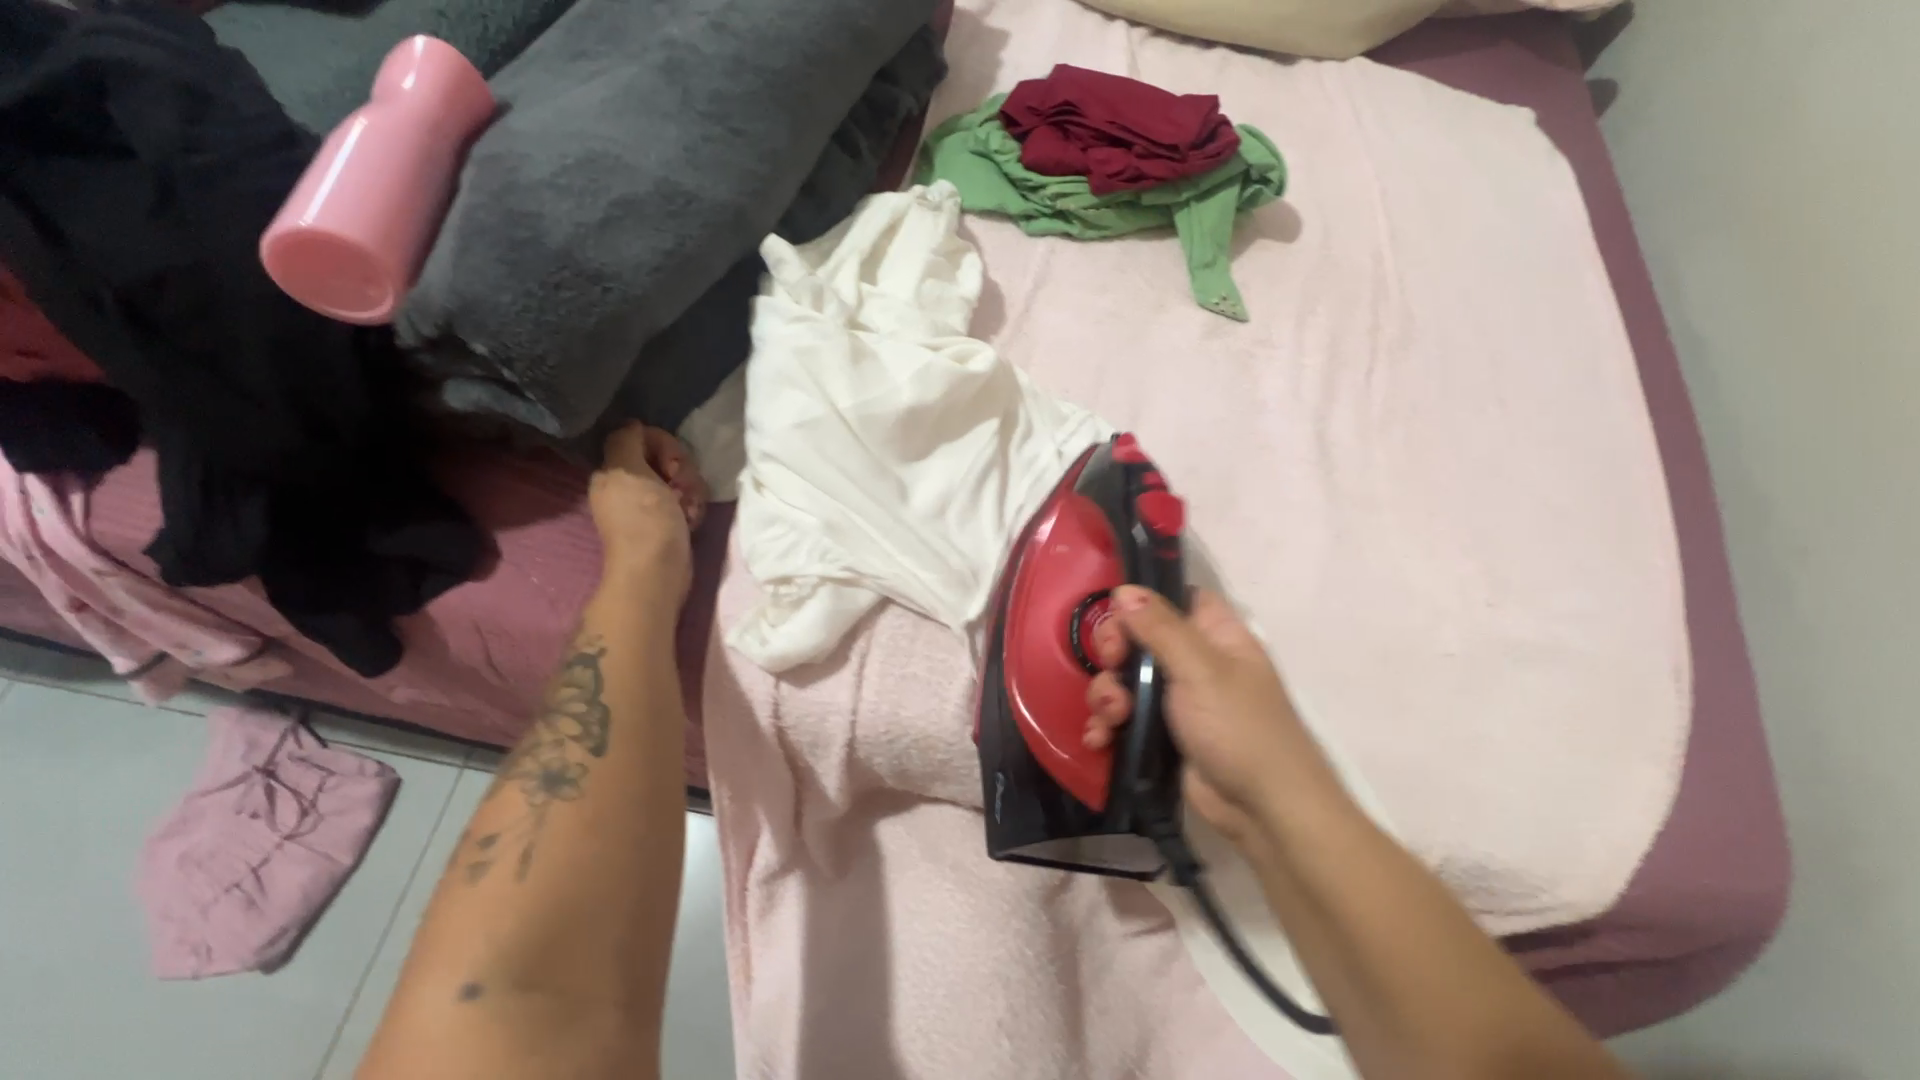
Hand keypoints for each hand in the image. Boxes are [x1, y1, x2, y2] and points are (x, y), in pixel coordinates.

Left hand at [590, 424, 707, 606]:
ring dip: (692, 491)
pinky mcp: (668, 521)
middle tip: (681, 488)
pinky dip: (692, 509)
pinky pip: (686, 501)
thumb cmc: (644, 520)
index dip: (664, 445)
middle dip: (683, 470)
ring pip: (681, 480)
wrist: (657, 572)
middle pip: (667, 458)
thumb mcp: (629, 471)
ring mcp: (649, 504)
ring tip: (688, 509)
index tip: (672, 465)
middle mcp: (629, 485)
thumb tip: (632, 424)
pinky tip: (691, 521)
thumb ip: (626, 440)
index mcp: (614, 471)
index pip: (644, 438)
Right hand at [1083, 586, 1343, 848]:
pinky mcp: (1158, 736)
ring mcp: (1175, 702)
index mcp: (1215, 635)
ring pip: (1123, 681)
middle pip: (1137, 639)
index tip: (1118, 615)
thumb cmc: (1240, 727)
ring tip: (1113, 718)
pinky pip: (1121, 719)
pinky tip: (1099, 740)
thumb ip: (1160, 628)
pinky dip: (1106, 726)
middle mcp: (1193, 662)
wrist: (1261, 808)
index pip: (1174, 600)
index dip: (1143, 603)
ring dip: (1107, 696)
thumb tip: (1124, 590)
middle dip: (1114, 654)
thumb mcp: (1201, 669)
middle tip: (1112, 666)